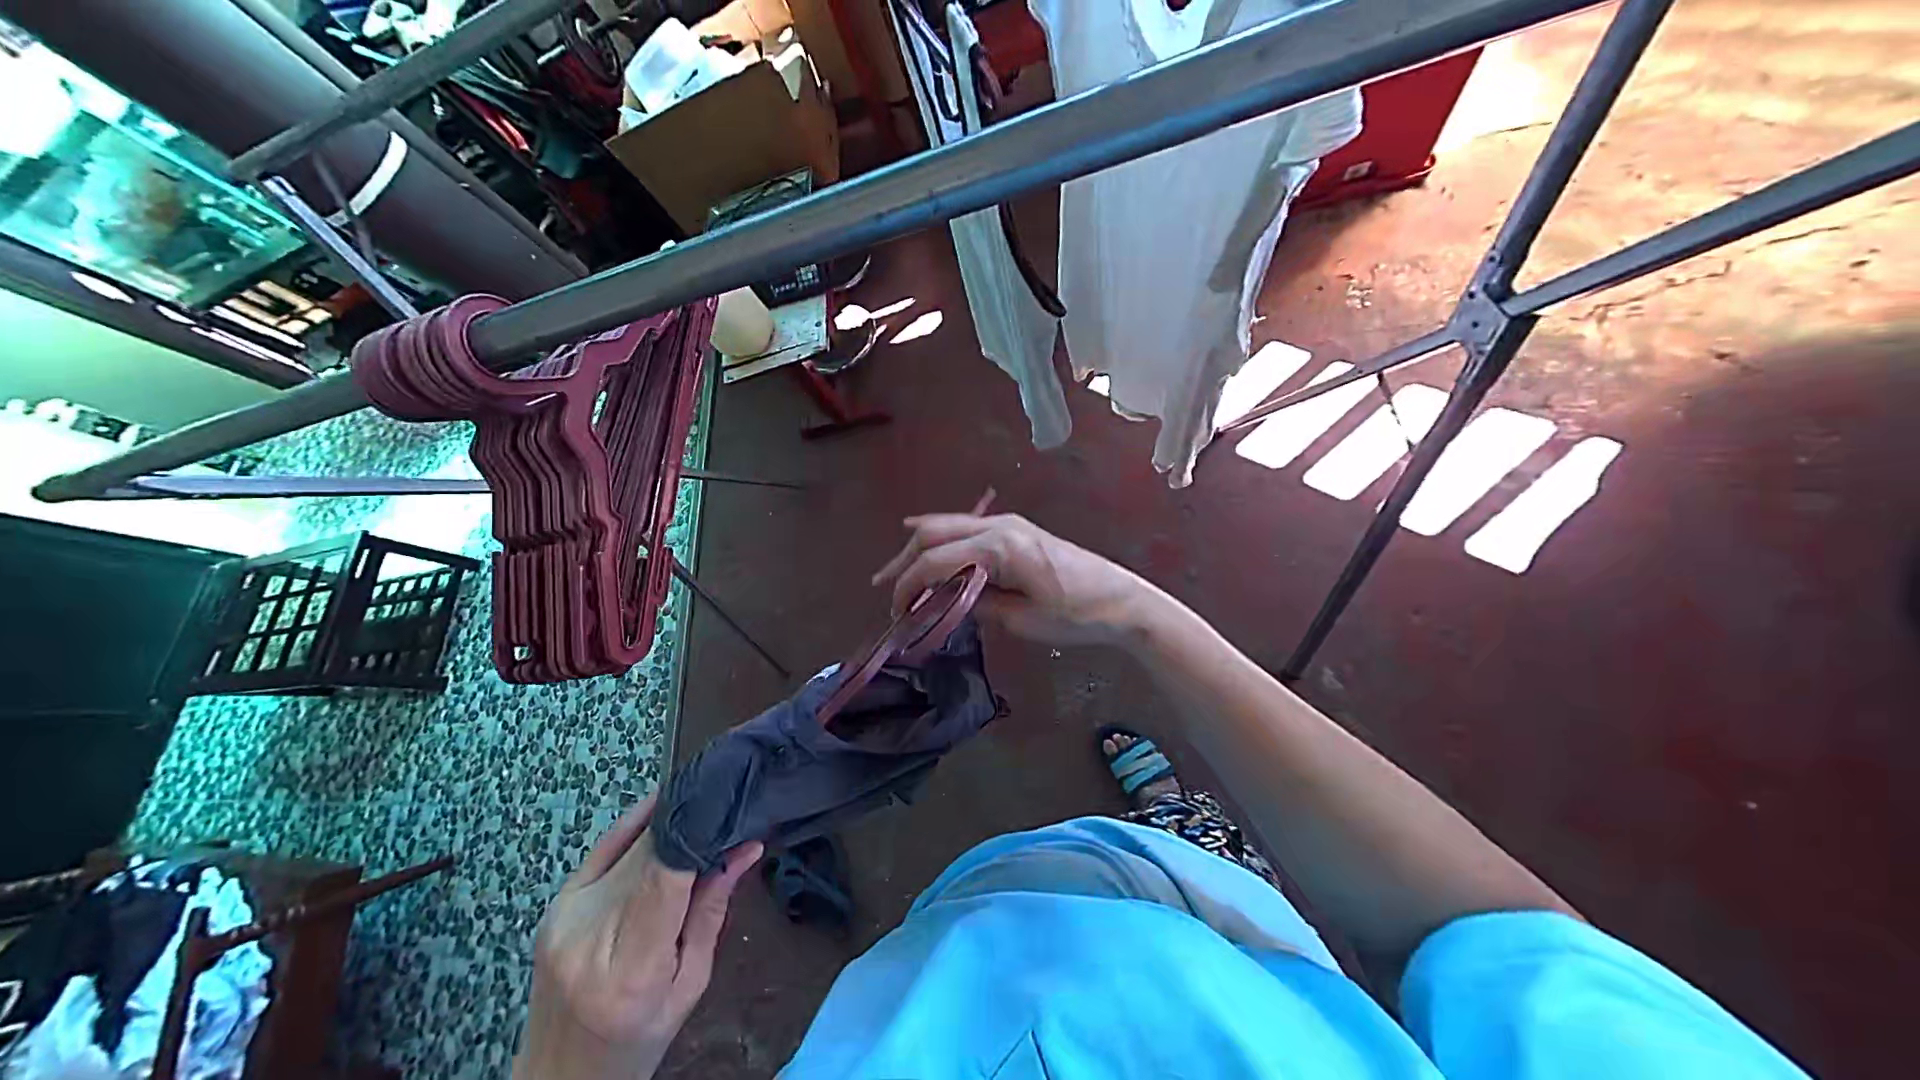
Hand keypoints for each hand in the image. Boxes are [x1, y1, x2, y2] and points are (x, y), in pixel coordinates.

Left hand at [514, 795, 760, 1079]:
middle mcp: (590, 937)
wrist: (560, 1075)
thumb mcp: (690, 984)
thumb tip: (745, 849)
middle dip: (690, 831)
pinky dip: (637, 828)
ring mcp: (565, 918)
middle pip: (648, 855)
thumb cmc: (635, 1040)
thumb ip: (712, 911)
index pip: (666, 877)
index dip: (698, 837)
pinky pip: (604, 847)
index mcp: (631, 968)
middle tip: (724, 817)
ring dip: (668, 830)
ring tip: (698, 821)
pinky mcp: (555, 904)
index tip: (730, 816)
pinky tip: (662, 815)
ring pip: (630, 845)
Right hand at [871, 512, 1161, 646]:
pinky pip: (967, 529)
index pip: (936, 561)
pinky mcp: (1016, 531)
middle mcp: (999, 526)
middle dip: (905, 560)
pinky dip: (942, 540)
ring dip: (920, 549)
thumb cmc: (1076, 614)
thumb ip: (977, 604)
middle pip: (935, 534)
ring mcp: (1008, 524)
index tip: (897, 612)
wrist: (1122, 600)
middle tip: (883, 587)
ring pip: (948, 527)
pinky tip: (928, 546)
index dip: (909, 585)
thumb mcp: (1021, 620)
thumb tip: (944, 601)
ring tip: (897, 573)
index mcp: (999, 546)